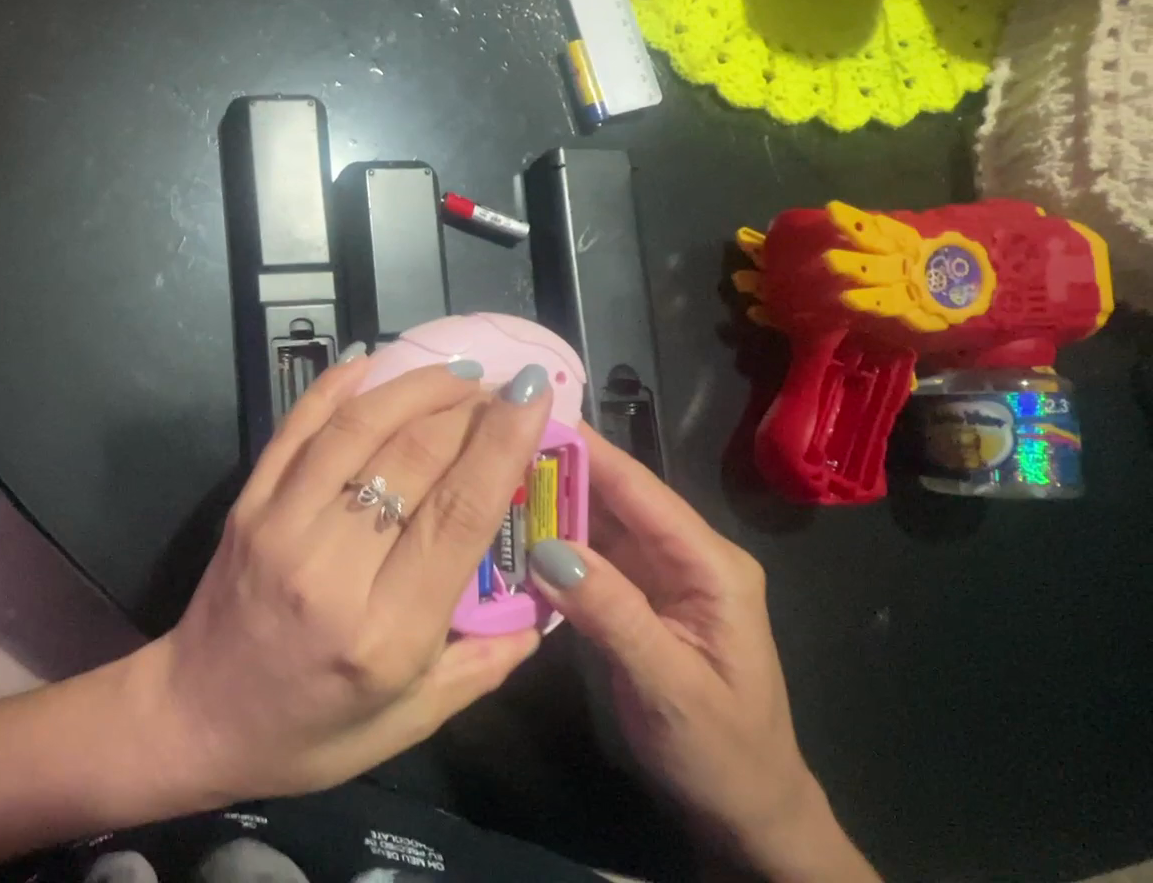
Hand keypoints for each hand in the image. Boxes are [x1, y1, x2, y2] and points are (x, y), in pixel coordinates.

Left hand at [134, 357, 556, 802]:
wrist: (193, 716)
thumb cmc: (305, 732)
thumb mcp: (406, 724)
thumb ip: (478, 667)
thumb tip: (540, 612)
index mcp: (383, 631)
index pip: (457, 514)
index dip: (501, 445)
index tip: (532, 398)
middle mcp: (330, 566)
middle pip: (411, 459)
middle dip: (466, 410)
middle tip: (501, 389)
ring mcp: (278, 524)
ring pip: (354, 430)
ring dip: (410, 388)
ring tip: (454, 374)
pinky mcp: (246, 504)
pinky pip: (293, 430)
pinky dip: (332, 388)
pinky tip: (370, 363)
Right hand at [527, 431, 876, 881]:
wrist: (742, 809)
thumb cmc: (720, 751)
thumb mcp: (669, 687)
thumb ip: (612, 613)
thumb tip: (548, 548)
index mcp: (710, 565)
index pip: (640, 491)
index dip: (586, 450)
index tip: (528, 412)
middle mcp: (681, 556)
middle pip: (610, 498)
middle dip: (550, 469)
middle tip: (483, 441)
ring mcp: (652, 575)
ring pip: (590, 524)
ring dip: (540, 503)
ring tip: (478, 475)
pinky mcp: (628, 596)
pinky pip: (580, 557)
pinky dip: (542, 544)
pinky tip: (500, 531)